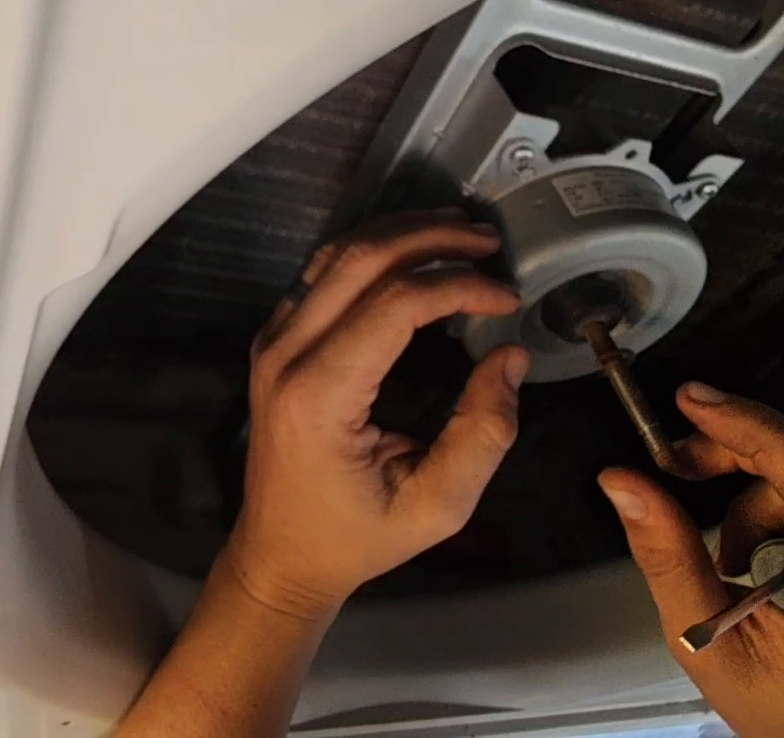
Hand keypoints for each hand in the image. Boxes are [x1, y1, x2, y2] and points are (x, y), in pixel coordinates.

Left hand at [223, 209, 530, 619]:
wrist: (279, 550)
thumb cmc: (354, 537)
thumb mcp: (435, 507)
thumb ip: (483, 434)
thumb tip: (509, 358)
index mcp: (320, 394)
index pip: (394, 304)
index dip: (458, 286)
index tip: (505, 297)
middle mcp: (286, 352)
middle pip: (361, 259)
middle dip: (432, 237)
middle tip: (488, 240)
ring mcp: (273, 338)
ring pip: (337, 254)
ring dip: (401, 233)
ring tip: (459, 232)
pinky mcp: (276, 337)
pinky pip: (323, 273)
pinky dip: (373, 252)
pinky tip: (413, 253)